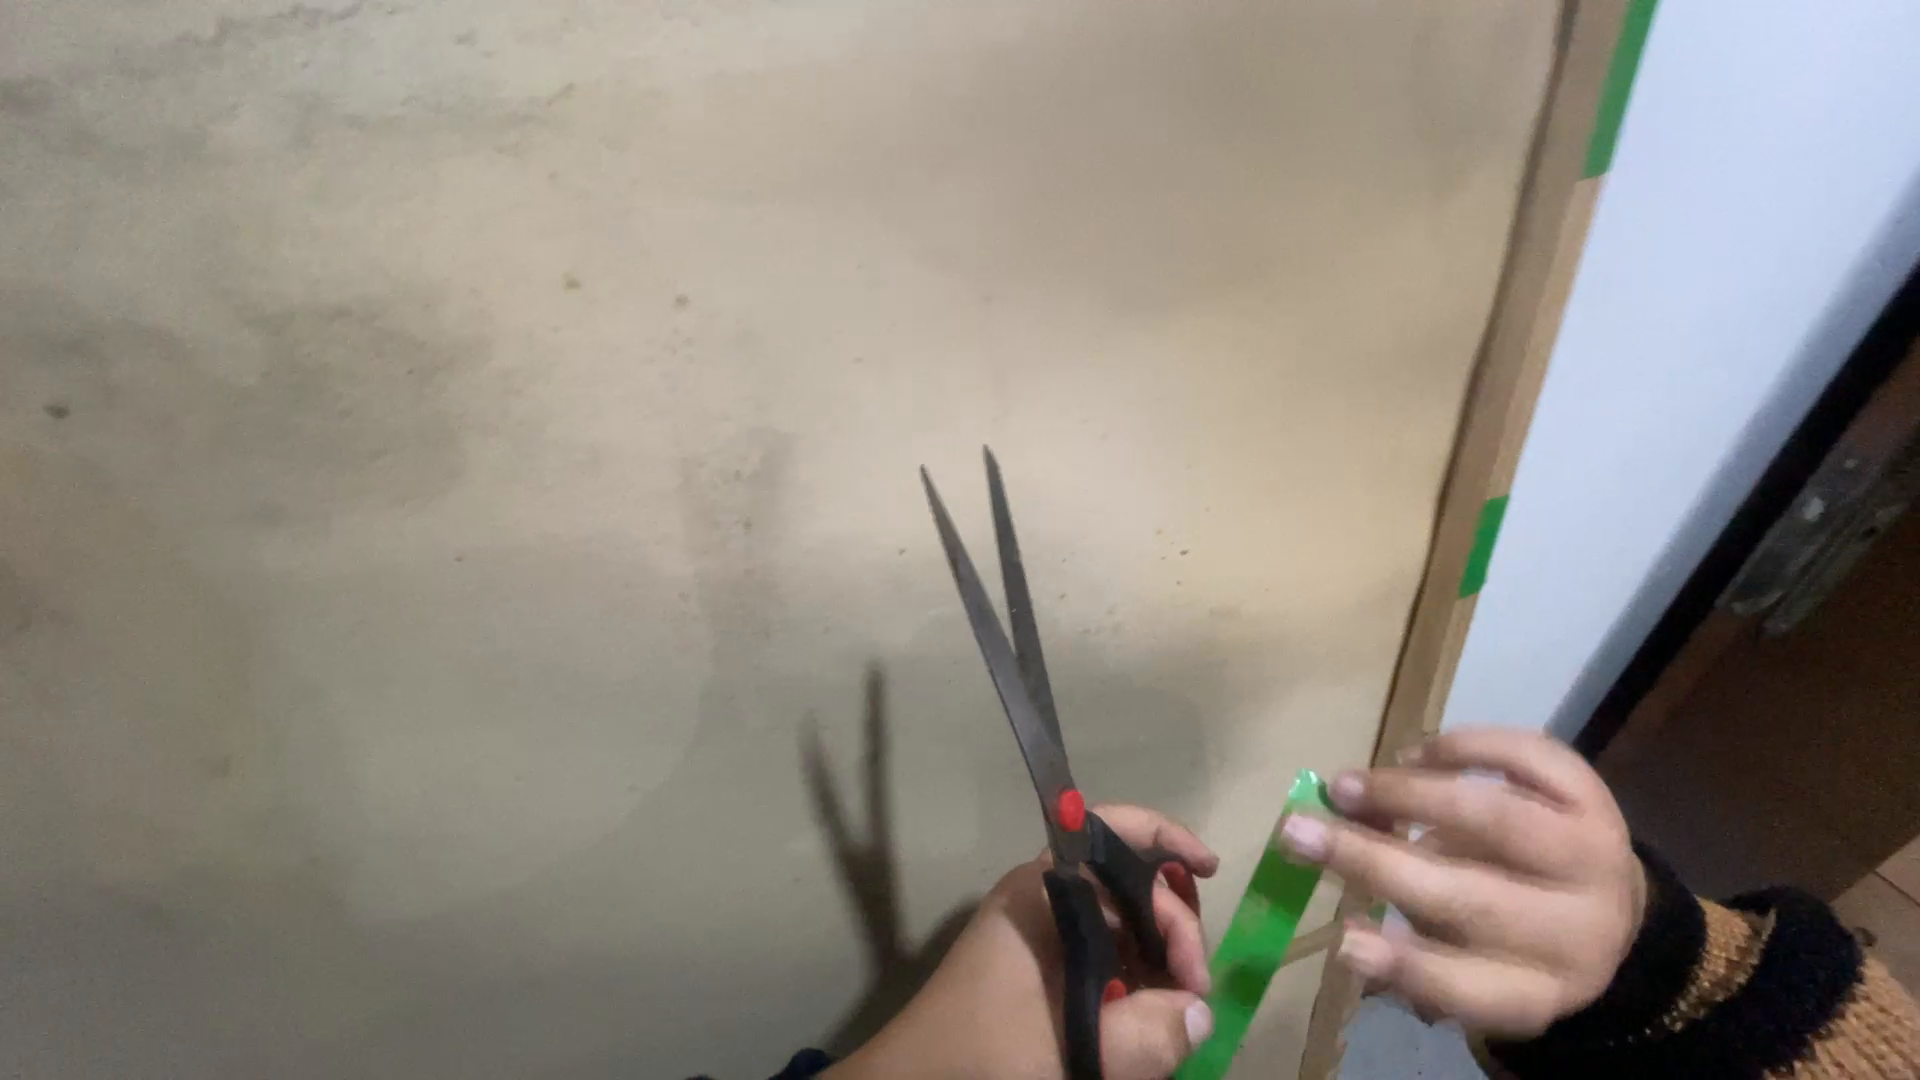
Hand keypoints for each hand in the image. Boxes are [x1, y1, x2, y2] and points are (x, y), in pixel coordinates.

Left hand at [827, 804, 1220, 1079]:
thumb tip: (1199, 1013)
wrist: (919, 1079)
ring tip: (1178, 1005)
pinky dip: (1134, 971)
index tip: (1209, 871)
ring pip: (1121, 917)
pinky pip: (1103, 948)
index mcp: (1046, 887)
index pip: (1112, 828)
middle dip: (1173, 921)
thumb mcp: (1074, 1049)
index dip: (1165, 836)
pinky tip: (1149, 1012)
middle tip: (1195, 987)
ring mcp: (1043, 924)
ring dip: (1158, 952)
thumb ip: (1148, 1036)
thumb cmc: (988, 1051)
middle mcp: (1046, 892)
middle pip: (1129, 879)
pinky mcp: (1043, 958)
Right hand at [1278, 729, 1646, 1037]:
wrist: (1607, 903)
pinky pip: (1529, 759)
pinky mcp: (1594, 797)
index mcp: (1539, 985)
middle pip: (1470, 899)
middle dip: (1371, 860)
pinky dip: (1464, 748)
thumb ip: (1405, 951)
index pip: (1473, 989)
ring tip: (1344, 786)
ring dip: (1408, 795)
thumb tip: (1347, 938)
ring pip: (1497, 820)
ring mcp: (1592, 857)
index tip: (1342, 942)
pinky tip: (1414, 753)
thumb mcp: (1463, 960)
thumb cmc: (1504, 933)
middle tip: (1297, 830)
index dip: (1406, 965)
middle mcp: (1578, 929)